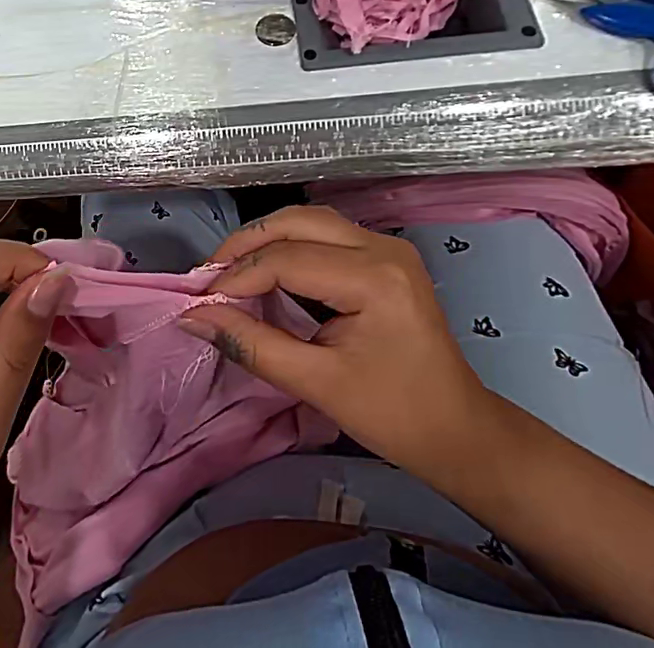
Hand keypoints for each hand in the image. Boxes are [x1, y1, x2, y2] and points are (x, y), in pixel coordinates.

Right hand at [180, 208, 653, 647]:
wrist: (460, 431)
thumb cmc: (393, 415)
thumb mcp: (316, 383)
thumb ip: (251, 343)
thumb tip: (193, 317)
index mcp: (374, 276)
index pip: (286, 259)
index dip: (235, 278)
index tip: (198, 302)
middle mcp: (383, 246)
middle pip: (297, 222)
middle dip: (245, 245)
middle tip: (207, 278)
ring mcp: (388, 246)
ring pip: (310, 221)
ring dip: (265, 241)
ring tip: (228, 273)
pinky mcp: (386, 256)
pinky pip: (325, 235)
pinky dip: (289, 248)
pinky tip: (266, 272)